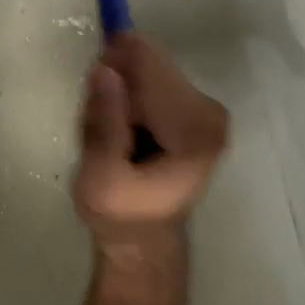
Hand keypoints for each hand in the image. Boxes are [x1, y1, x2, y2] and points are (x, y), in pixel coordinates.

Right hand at [75, 34, 229, 247]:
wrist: (143, 239)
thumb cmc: (120, 215)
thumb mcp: (99, 179)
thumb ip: (104, 125)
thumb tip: (106, 70)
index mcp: (195, 131)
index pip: (151, 70)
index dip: (116, 68)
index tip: (93, 86)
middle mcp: (211, 113)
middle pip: (153, 65)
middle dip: (118, 82)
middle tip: (98, 120)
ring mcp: (208, 109)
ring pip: (151, 70)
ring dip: (123, 91)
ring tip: (113, 131)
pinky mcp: (198, 110)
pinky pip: (156, 81)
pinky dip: (132, 96)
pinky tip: (125, 128)